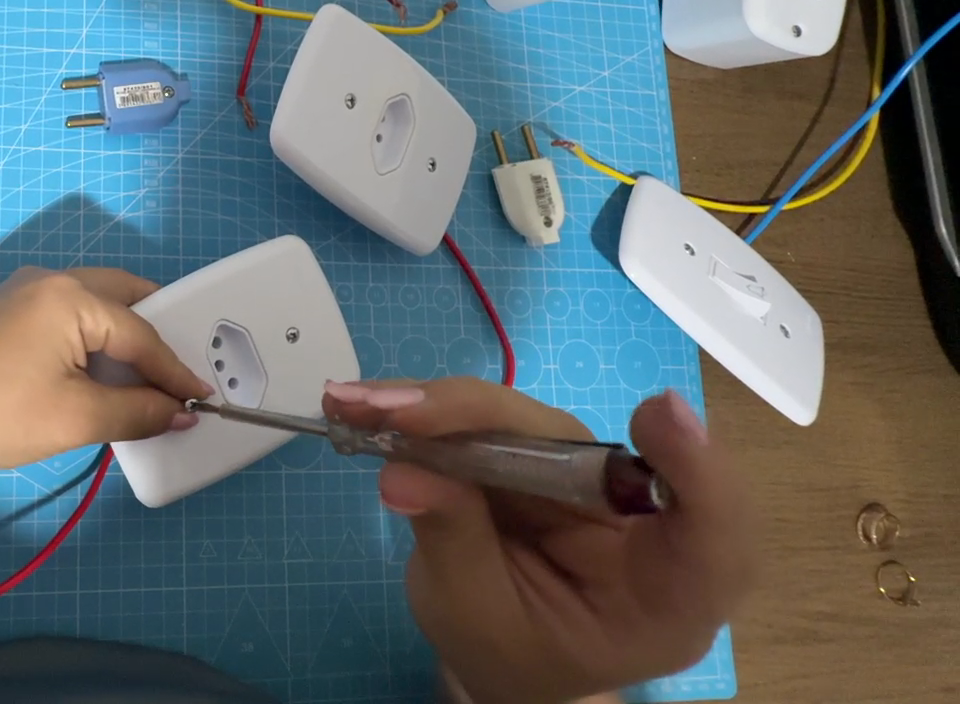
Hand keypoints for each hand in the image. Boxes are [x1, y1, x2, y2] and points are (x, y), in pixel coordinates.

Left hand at [0, 268, 212, 473]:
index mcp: (69, 296)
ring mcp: (22, 290)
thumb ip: (138, 411)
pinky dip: (92, 335)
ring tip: (146, 374)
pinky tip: (100, 369)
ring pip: (92, 301)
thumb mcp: (78, 418)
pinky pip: (66, 312)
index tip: (203, 399)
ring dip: (122, 333)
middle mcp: (48, 279)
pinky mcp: (6, 310)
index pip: (140, 332)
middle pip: (121, 296)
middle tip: (180, 371)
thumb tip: (180, 411)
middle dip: (154, 331)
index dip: (174, 370)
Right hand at [322, 378, 754, 703]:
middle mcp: (618, 511)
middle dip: (470, 416)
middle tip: (388, 411)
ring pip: (503, 414)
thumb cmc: (509, 655)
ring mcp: (563, 471)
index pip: (709, 530)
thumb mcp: (478, 617)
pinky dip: (408, 409)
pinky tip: (356, 403)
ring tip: (348, 404)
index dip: (695, 469)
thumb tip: (403, 473)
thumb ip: (453, 544)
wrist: (496, 652)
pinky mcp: (515, 449)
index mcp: (657, 585)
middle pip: (561, 443)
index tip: (659, 412)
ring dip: (422, 405)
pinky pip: (466, 417)